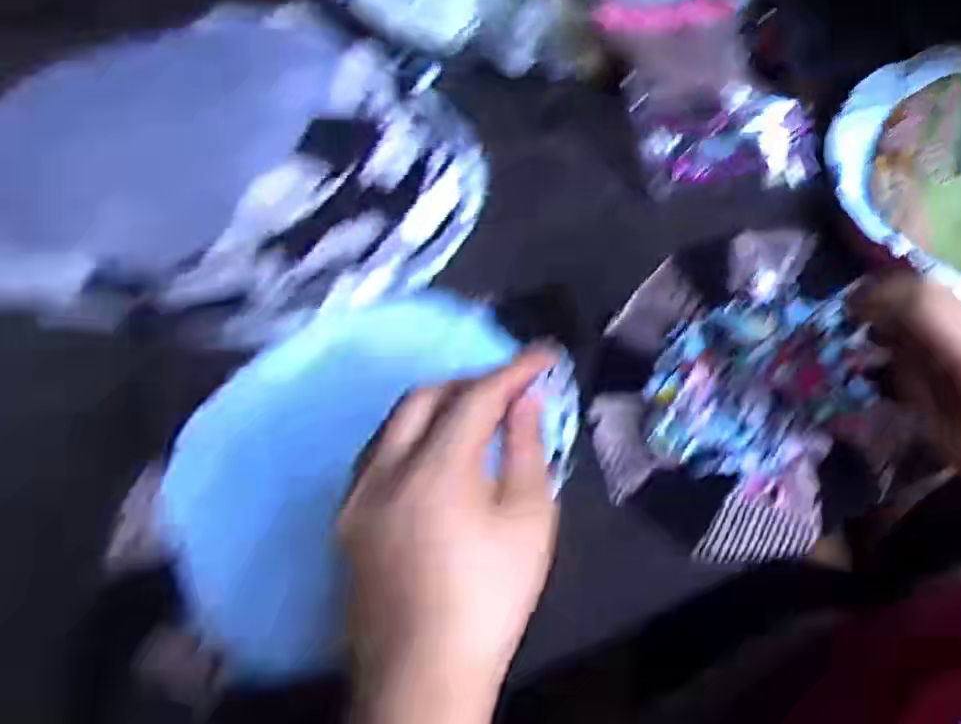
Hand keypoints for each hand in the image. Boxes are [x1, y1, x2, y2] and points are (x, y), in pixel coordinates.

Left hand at [339, 353, 559, 722]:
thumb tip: (526, 400)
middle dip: (472, 380)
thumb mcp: (530, 512)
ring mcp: (354, 503)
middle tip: (516, 382)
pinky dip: (416, 434)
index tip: (548, 354)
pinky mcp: (346, 526)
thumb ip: (526, 446)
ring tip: (485, 409)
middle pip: (421, 400)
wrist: (425, 672)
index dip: (516, 369)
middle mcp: (382, 478)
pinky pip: (379, 456)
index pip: (476, 397)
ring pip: (392, 426)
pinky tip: (446, 449)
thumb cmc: (494, 587)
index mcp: (433, 473)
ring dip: (440, 404)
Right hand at [854, 274, 960, 503]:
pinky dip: (921, 310)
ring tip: (876, 320)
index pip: (923, 303)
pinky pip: (951, 307)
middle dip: (888, 292)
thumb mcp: (936, 425)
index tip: (851, 309)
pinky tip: (904, 331)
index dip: (882, 299)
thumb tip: (880, 340)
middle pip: (931, 288)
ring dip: (905, 298)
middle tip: (857, 310)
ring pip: (941, 292)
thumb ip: (909, 376)